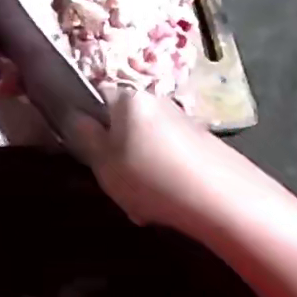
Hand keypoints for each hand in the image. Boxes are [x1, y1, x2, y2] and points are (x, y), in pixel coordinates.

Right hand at [62, 87, 235, 230]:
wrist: (222, 199)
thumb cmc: (150, 177)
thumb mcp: (102, 162)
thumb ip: (84, 137)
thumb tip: (74, 117)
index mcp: (129, 97)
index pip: (96, 94)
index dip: (86, 122)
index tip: (88, 151)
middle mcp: (157, 100)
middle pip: (122, 123)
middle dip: (116, 153)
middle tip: (114, 182)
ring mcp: (182, 121)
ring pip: (144, 145)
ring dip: (138, 169)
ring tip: (141, 201)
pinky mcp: (202, 143)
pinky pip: (167, 158)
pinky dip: (162, 177)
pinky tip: (165, 202)